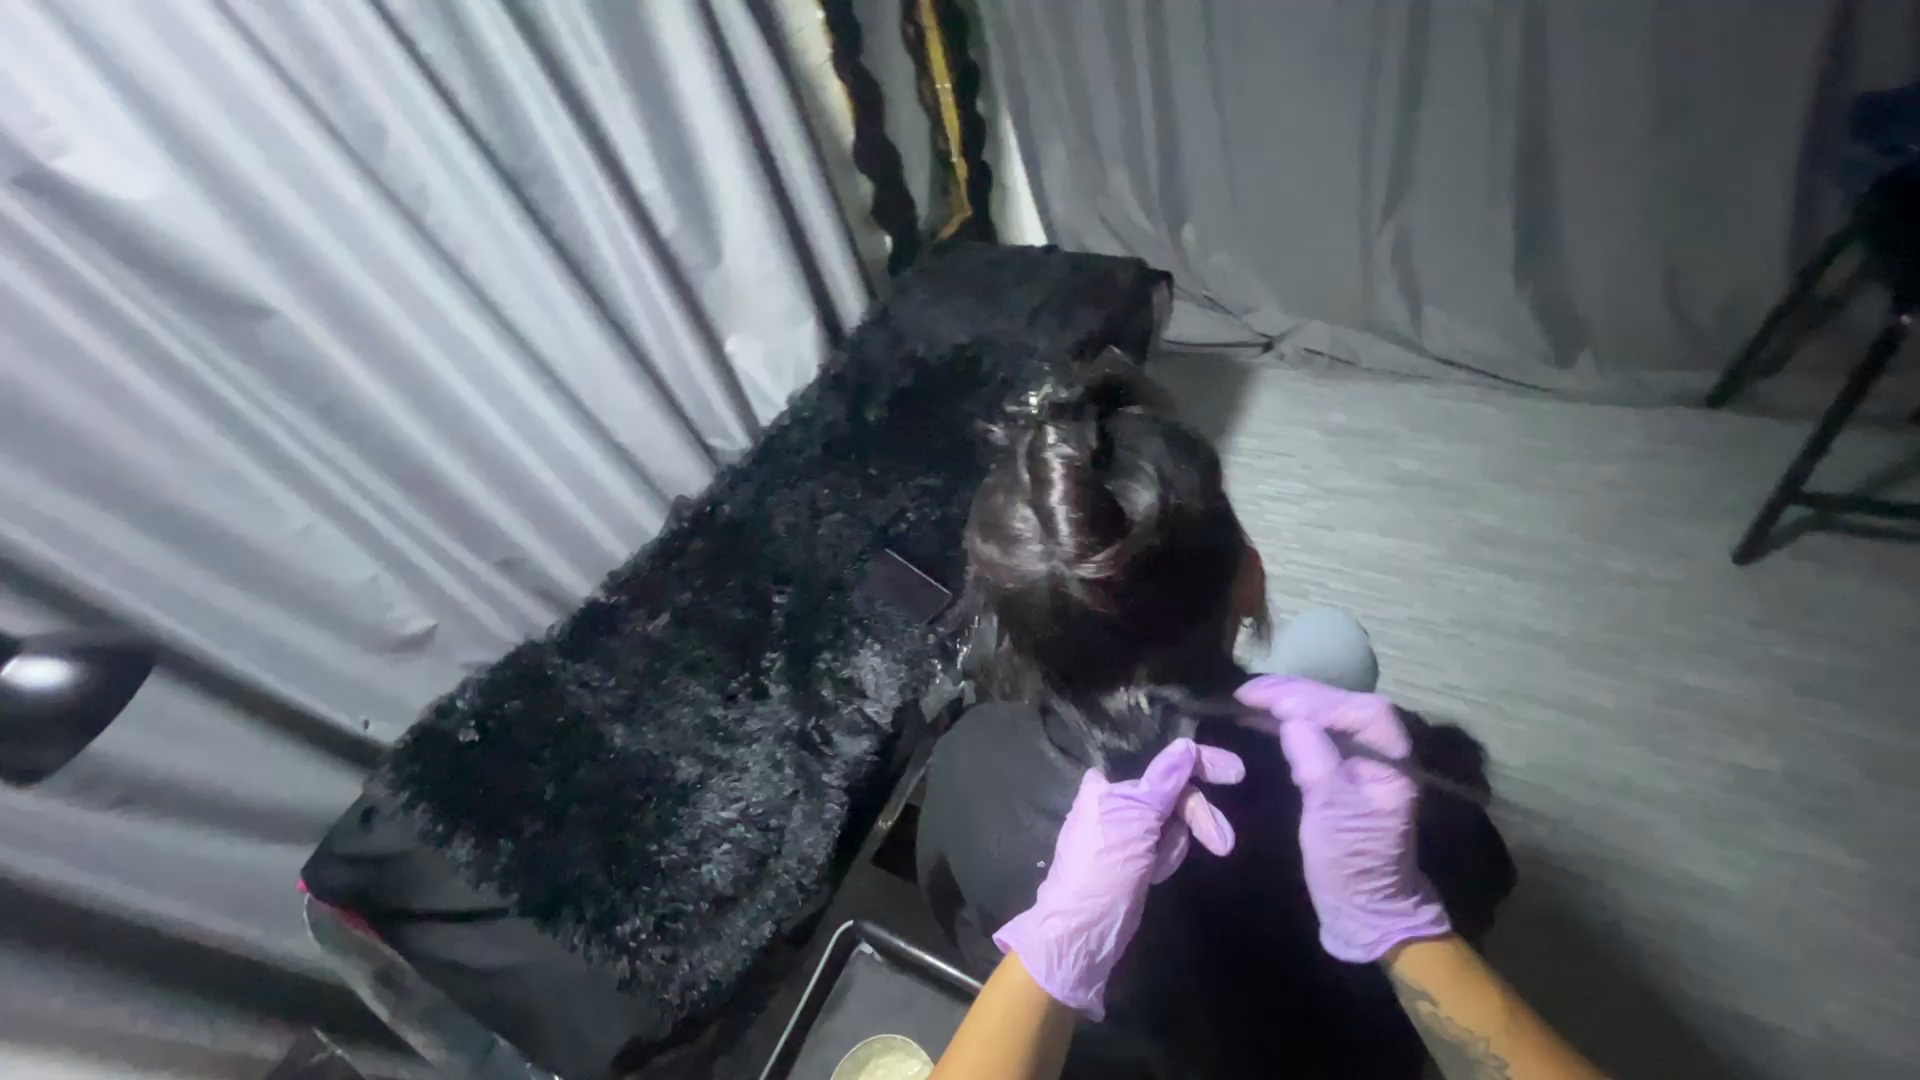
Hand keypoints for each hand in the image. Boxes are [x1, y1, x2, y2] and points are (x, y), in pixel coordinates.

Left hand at [993, 738, 1243, 1018]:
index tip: (1237, 772)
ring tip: (1154, 868)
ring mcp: (1125, 828)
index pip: (1161, 761)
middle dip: (1196, 816)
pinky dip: (1167, 858)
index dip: (1199, 763)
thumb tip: (1185, 744)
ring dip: (1174, 845)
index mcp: (1107, 781)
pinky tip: (1152, 876)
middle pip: (1173, 792)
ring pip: (1173, 821)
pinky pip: (1165, 845)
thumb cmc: (1102, 869)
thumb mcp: (1135, 818)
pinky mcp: (1134, 854)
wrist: (1082, 932)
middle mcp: (1115, 798)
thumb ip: (1163, 780)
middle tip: (1223, 844)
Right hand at [1235, 676, 1450, 961]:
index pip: (1361, 712)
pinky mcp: (1340, 766)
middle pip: (1341, 704)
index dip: (1317, 700)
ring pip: (1327, 713)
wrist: (1364, 905)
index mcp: (1392, 762)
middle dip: (1295, 693)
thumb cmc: (1353, 863)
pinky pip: (1315, 730)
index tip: (1270, 701)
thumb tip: (1292, 718)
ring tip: (1247, 697)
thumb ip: (1316, 761)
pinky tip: (1260, 717)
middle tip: (1247, 690)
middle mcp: (1382, 751)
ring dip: (1287, 701)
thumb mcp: (1334, 815)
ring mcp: (1361, 758)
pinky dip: (1285, 719)